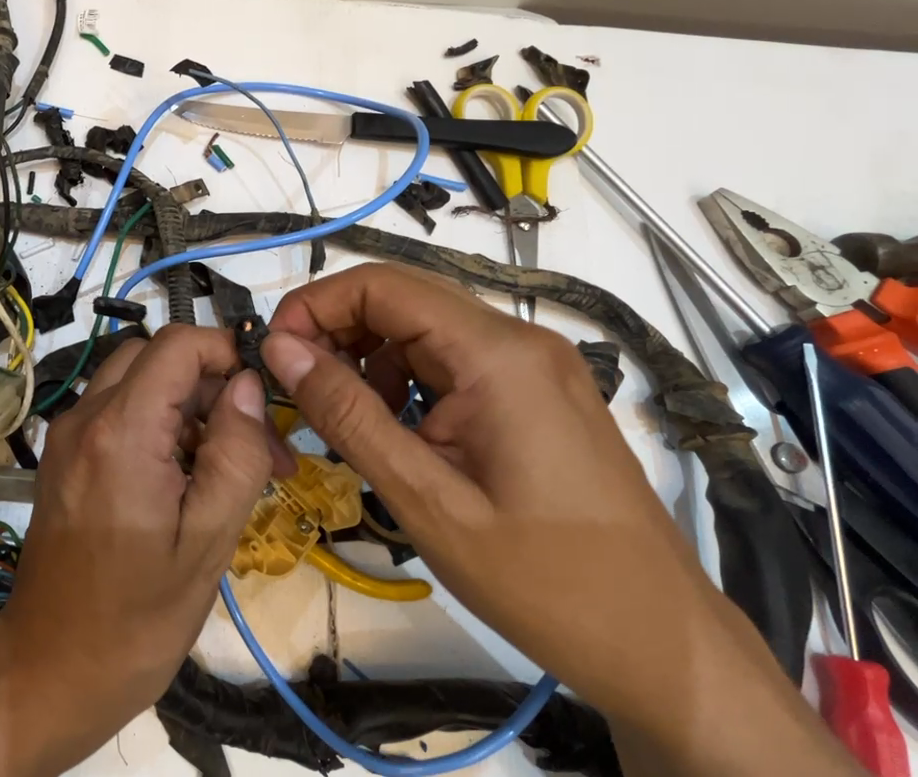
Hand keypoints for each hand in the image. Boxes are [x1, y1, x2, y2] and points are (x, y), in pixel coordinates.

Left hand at [0, 325, 285, 776]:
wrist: (54, 664)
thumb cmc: (139, 615)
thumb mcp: (208, 538)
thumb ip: (235, 453)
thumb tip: (249, 386)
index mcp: (119, 429)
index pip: (176, 345)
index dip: (227, 352)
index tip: (269, 397)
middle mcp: (83, 417)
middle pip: (154, 359)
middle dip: (212, 386)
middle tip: (262, 447)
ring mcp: (67, 437)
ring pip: (136, 385)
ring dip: (188, 409)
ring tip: (235, 473)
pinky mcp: (64, 459)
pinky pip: (117, 417)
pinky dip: (157, 428)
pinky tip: (190, 482)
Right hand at [261, 263, 852, 774]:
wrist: (656, 644)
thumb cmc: (540, 579)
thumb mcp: (424, 498)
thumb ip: (347, 413)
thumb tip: (278, 348)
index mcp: (497, 356)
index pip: (382, 285)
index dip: (314, 307)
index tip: (273, 358)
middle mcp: (519, 343)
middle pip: (400, 301)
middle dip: (333, 334)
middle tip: (296, 393)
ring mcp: (533, 368)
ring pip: (420, 331)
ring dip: (365, 361)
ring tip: (340, 422)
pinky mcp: (534, 396)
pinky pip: (448, 363)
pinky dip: (402, 383)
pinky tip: (391, 433)